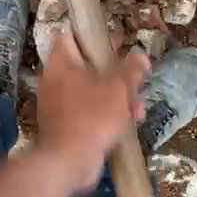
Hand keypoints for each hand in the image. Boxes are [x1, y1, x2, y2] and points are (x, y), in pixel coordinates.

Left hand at [34, 32, 149, 194]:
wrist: (69, 162)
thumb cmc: (91, 117)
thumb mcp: (117, 89)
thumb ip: (130, 70)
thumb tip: (141, 55)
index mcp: (61, 64)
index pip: (71, 36)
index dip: (94, 34)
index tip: (115, 38)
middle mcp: (55, 80)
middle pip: (87, 65)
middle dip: (115, 72)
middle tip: (136, 76)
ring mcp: (59, 104)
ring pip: (92, 90)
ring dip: (117, 96)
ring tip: (138, 107)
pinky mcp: (67, 125)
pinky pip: (90, 111)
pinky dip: (108, 113)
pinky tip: (129, 122)